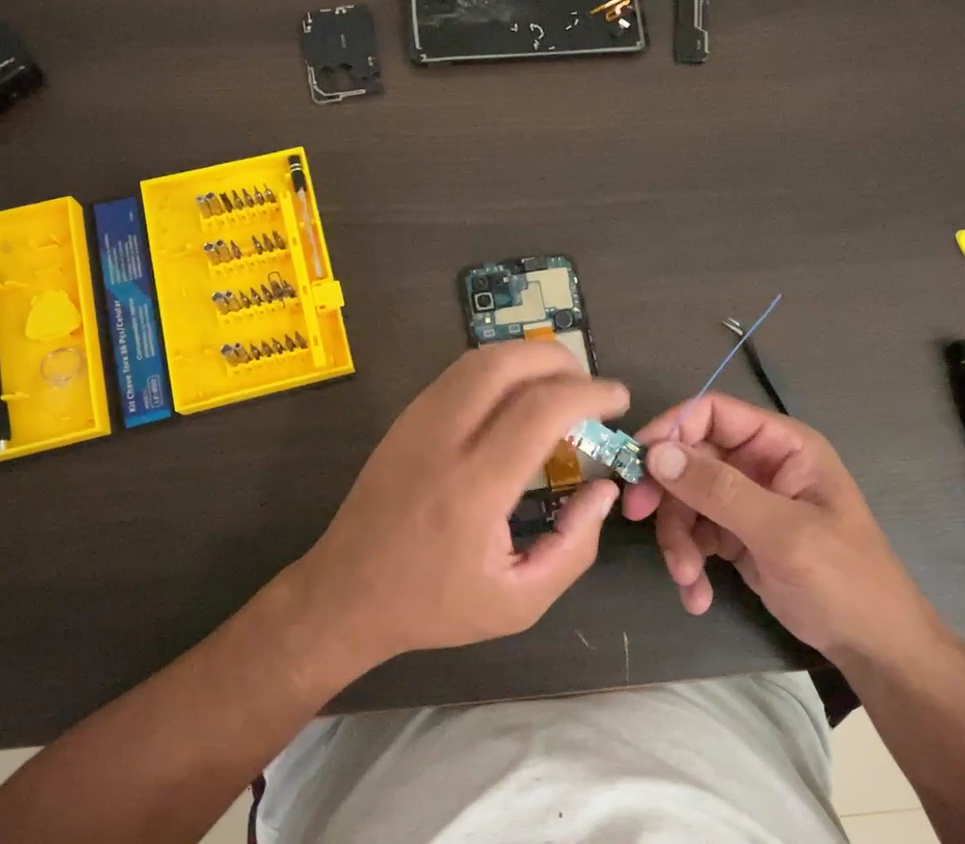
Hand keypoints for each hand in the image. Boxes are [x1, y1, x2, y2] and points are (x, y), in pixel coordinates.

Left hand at [287, 342, 627, 666]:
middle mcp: (443, 440)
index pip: (540, 409)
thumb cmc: (434, 605)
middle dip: (560, 361)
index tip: (618, 401)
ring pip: (477, 360)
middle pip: (506, 364)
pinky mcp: (403, 421)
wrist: (346, 594)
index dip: (589, 393)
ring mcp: (416, 423)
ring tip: (558, 388)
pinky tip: (514, 399)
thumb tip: (603, 489)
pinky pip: (456, 375)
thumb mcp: (519, 602)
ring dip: (526, 360)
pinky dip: (496, 371)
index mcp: (475, 488)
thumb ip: (574, 547)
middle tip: (589, 389)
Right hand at [620, 393, 939, 660]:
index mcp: (782, 446)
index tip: (637, 462)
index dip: (670, 430)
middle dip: (667, 496)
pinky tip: (697, 596)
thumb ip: (720, 490)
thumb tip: (657, 454)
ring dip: (677, 539)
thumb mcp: (782, 534)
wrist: (873, 648)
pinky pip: (694, 535)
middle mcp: (760, 465)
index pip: (712, 414)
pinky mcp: (735, 536)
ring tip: (687, 578)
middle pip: (689, 459)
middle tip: (637, 517)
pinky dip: (689, 563)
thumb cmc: (845, 581)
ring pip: (685, 500)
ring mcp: (746, 502)